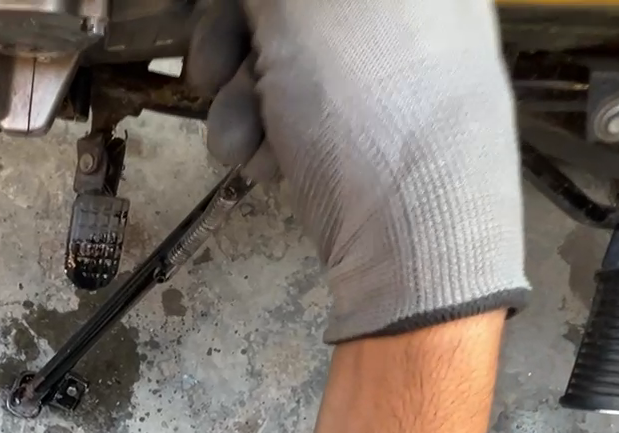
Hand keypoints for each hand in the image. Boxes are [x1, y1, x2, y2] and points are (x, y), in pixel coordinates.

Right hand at [187, 0, 529, 342]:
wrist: (412, 225)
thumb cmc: (364, 94)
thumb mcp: (301, 4)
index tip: (208, 10)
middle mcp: (393, 4)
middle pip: (279, 9)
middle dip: (228, 43)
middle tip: (207, 75)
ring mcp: (376, 70)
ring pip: (274, 66)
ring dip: (237, 105)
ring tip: (240, 143)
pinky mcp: (356, 132)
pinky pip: (292, 116)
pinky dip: (265, 139)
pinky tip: (268, 166)